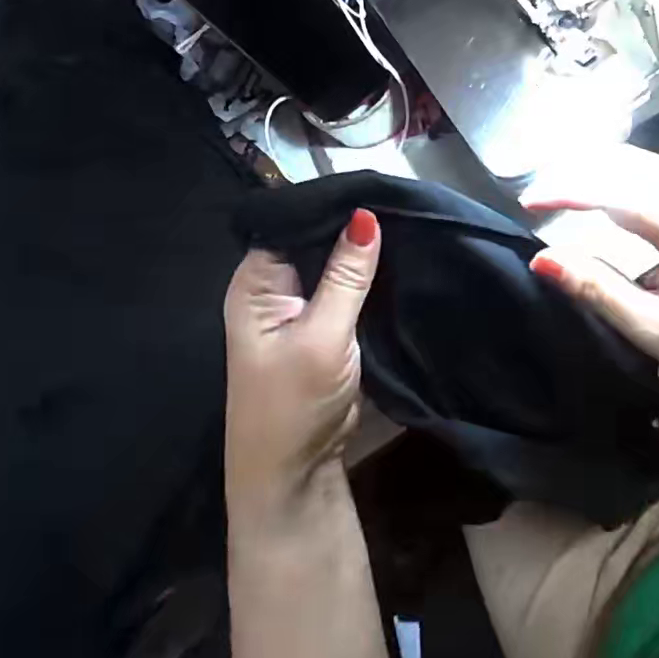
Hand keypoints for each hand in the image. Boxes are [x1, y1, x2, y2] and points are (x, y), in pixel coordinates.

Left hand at [223, 208, 379, 518]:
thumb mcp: (323, 335)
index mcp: (255, 282)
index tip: (374, 185)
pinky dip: (367, 276)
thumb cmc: (294, 403)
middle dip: (350, 225)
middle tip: (397, 200)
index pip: (291, 223)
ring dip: (362, 252)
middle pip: (314, 240)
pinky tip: (396, 256)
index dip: (328, 205)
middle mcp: (273, 287)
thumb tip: (366, 214)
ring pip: (333, 264)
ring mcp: (299, 306)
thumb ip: (346, 275)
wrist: (297, 471)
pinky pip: (346, 287)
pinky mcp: (324, 324)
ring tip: (403, 220)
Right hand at [522, 148, 658, 388]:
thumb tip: (543, 260)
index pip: (615, 192)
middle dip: (571, 174)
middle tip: (533, 199)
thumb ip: (600, 291)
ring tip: (551, 192)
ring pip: (633, 160)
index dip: (567, 192)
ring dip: (589, 170)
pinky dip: (609, 174)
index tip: (528, 203)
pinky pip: (645, 171)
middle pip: (622, 164)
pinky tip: (588, 187)